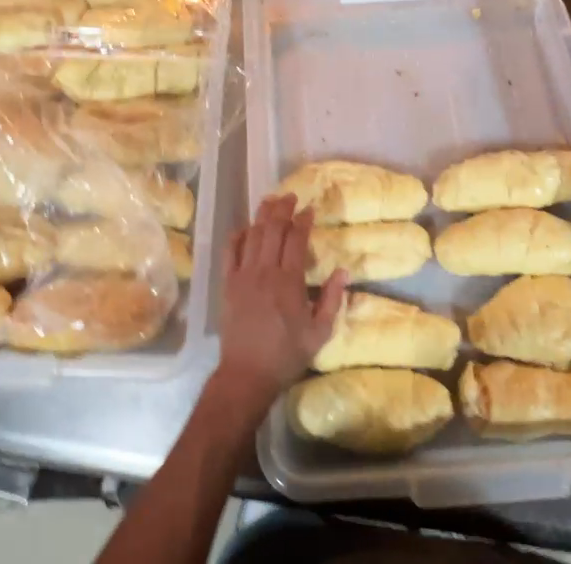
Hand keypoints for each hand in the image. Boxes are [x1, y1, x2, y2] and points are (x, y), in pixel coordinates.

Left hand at [214, 193, 345, 411]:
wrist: (247, 373)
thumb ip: (332, 299)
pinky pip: (230, 251)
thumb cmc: (287, 355)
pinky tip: (245, 227)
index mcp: (289, 281)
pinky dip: (238, 235)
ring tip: (271, 201)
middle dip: (283, 209)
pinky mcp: (227, 284)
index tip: (309, 209)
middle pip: (273, 229)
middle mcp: (264, 271)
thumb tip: (343, 270)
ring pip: (252, 235)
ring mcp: (242, 275)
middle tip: (290, 196)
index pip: (296, 239)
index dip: (303, 220)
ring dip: (262, 215)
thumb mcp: (320, 332)